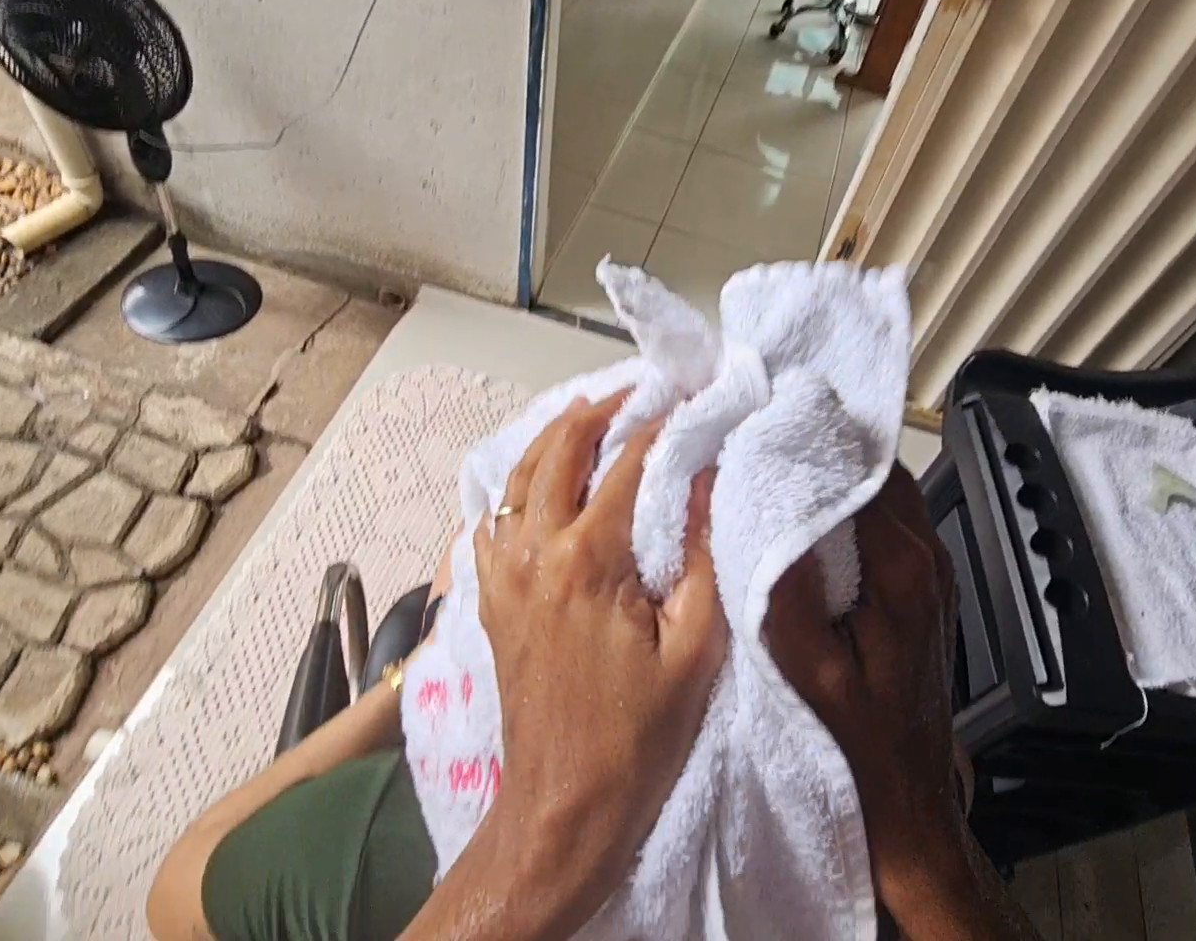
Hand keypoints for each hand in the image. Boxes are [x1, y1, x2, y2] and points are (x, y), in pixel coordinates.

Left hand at [405, 394, 727, 939]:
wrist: (562, 804)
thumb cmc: (639, 736)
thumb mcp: (695, 649)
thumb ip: (700, 555)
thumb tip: (706, 479)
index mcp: (589, 561)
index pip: (627, 466)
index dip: (661, 426)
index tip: (686, 400)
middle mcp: (535, 552)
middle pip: (559, 451)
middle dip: (598, 411)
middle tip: (633, 392)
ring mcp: (502, 572)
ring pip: (518, 477)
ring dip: (553, 438)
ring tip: (587, 415)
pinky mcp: (489, 595)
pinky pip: (494, 518)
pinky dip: (516, 485)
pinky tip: (538, 481)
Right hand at [764, 464, 967, 907]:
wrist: (908, 802)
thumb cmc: (855, 743)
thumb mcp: (806, 670)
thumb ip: (785, 590)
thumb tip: (762, 512)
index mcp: (904, 568)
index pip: (862, 470)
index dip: (812, 440)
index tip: (763, 424)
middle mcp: (927, 559)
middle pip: (878, 472)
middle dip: (823, 447)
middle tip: (762, 438)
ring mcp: (928, 574)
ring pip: (882, 493)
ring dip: (835, 474)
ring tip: (776, 466)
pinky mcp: (919, 591)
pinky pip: (884, 523)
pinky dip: (847, 504)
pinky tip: (804, 515)